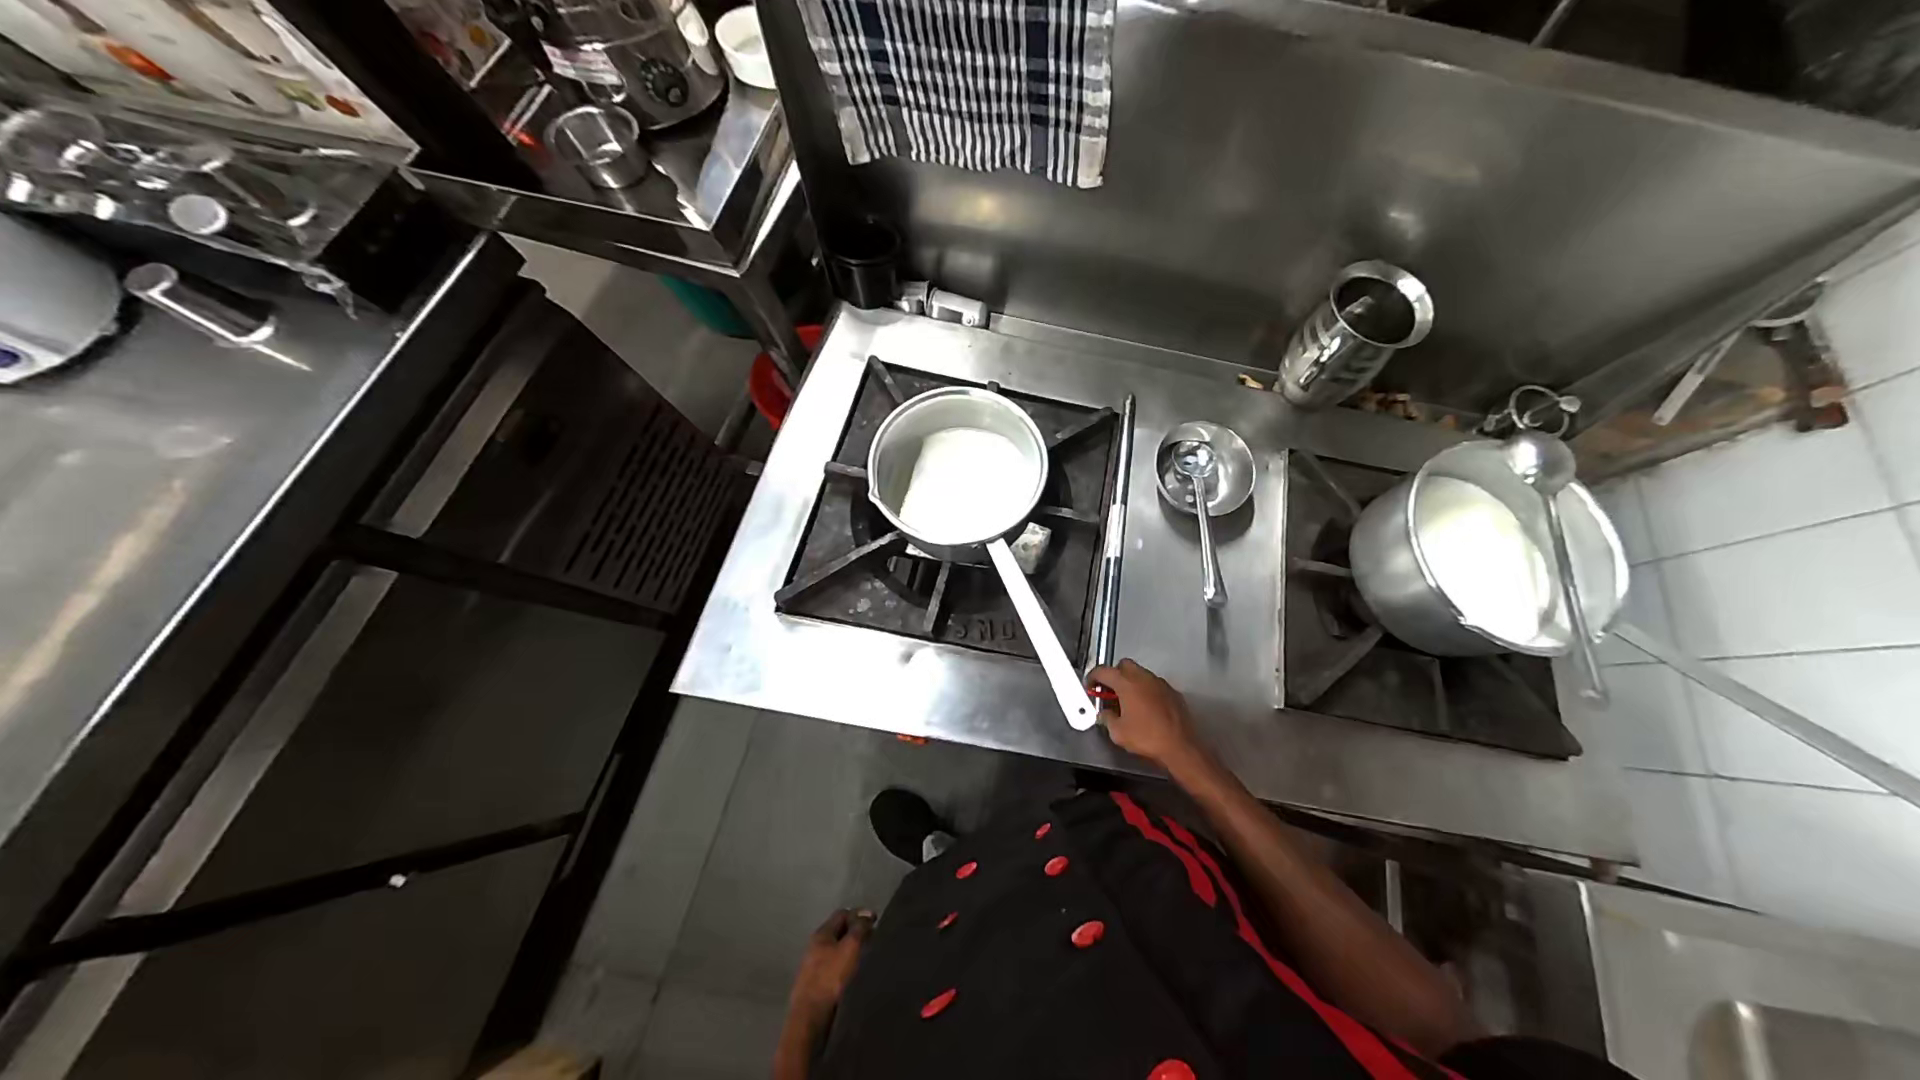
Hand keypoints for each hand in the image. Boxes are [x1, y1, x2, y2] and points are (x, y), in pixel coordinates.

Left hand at [787, 908, 874, 1019]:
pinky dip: (847, 965)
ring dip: (852, 949)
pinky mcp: (816, 985)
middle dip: (856, 932)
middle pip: (839, 931)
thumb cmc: (831, 977)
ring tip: (868, 956)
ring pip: (837, 950)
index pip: (842, 914)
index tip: (876, 921)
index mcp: (821, 934)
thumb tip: (866, 915)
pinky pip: (835, 967)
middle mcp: (815, 946)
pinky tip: (855, 974)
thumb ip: (859, 928)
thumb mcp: (850, 947)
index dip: (859, 914)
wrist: (810, 1017)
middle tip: (874, 938)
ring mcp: (813, 966)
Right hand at [1088, 659, 1206, 770]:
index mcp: (1126, 683)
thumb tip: (1105, 715)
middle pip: (1123, 665)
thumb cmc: (1148, 738)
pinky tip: (1145, 708)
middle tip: (1109, 691)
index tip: (1091, 685)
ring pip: (1140, 673)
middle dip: (1114, 675)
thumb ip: (1107, 718)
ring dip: (1131, 682)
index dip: (1092, 677)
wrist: (1180, 748)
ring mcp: (1160, 683)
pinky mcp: (1173, 693)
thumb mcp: (1117, 732)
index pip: (1103, 671)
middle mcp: (1144, 678)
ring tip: (1127, 701)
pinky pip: (1154, 685)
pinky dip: (1146, 691)